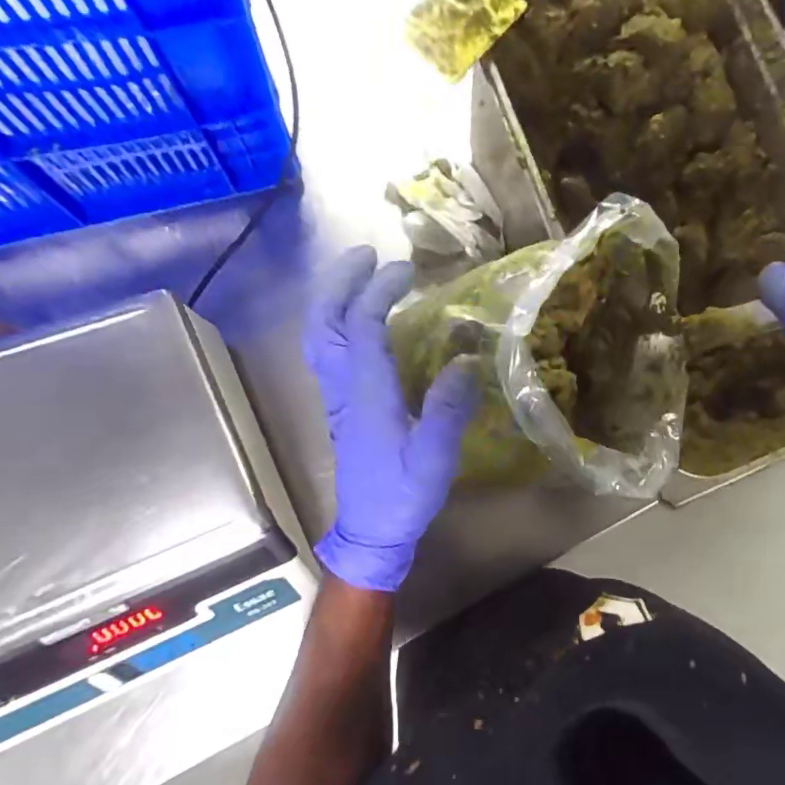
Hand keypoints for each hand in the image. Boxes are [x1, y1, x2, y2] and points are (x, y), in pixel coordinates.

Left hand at [306, 248, 477, 591]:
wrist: (370, 529)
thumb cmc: (404, 494)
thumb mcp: (435, 458)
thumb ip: (448, 410)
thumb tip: (466, 361)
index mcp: (368, 394)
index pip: (362, 326)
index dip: (379, 290)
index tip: (406, 270)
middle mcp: (344, 388)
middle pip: (324, 322)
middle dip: (340, 282)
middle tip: (366, 255)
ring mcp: (337, 398)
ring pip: (318, 337)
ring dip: (331, 299)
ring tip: (357, 276)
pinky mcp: (339, 408)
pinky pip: (326, 353)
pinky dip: (333, 324)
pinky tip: (355, 322)